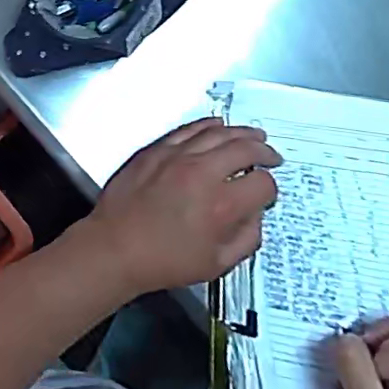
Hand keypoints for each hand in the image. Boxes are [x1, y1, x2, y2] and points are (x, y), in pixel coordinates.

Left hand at [69, 118, 279, 296]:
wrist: (117, 245)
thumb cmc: (165, 260)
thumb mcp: (218, 263)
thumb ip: (247, 237)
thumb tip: (255, 213)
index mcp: (222, 205)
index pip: (262, 183)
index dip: (270, 189)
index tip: (265, 194)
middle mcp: (202, 172)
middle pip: (244, 149)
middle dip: (264, 152)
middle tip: (272, 156)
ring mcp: (177, 155)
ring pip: (217, 132)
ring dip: (240, 133)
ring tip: (254, 136)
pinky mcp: (157, 148)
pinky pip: (188, 129)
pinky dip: (207, 125)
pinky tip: (217, 126)